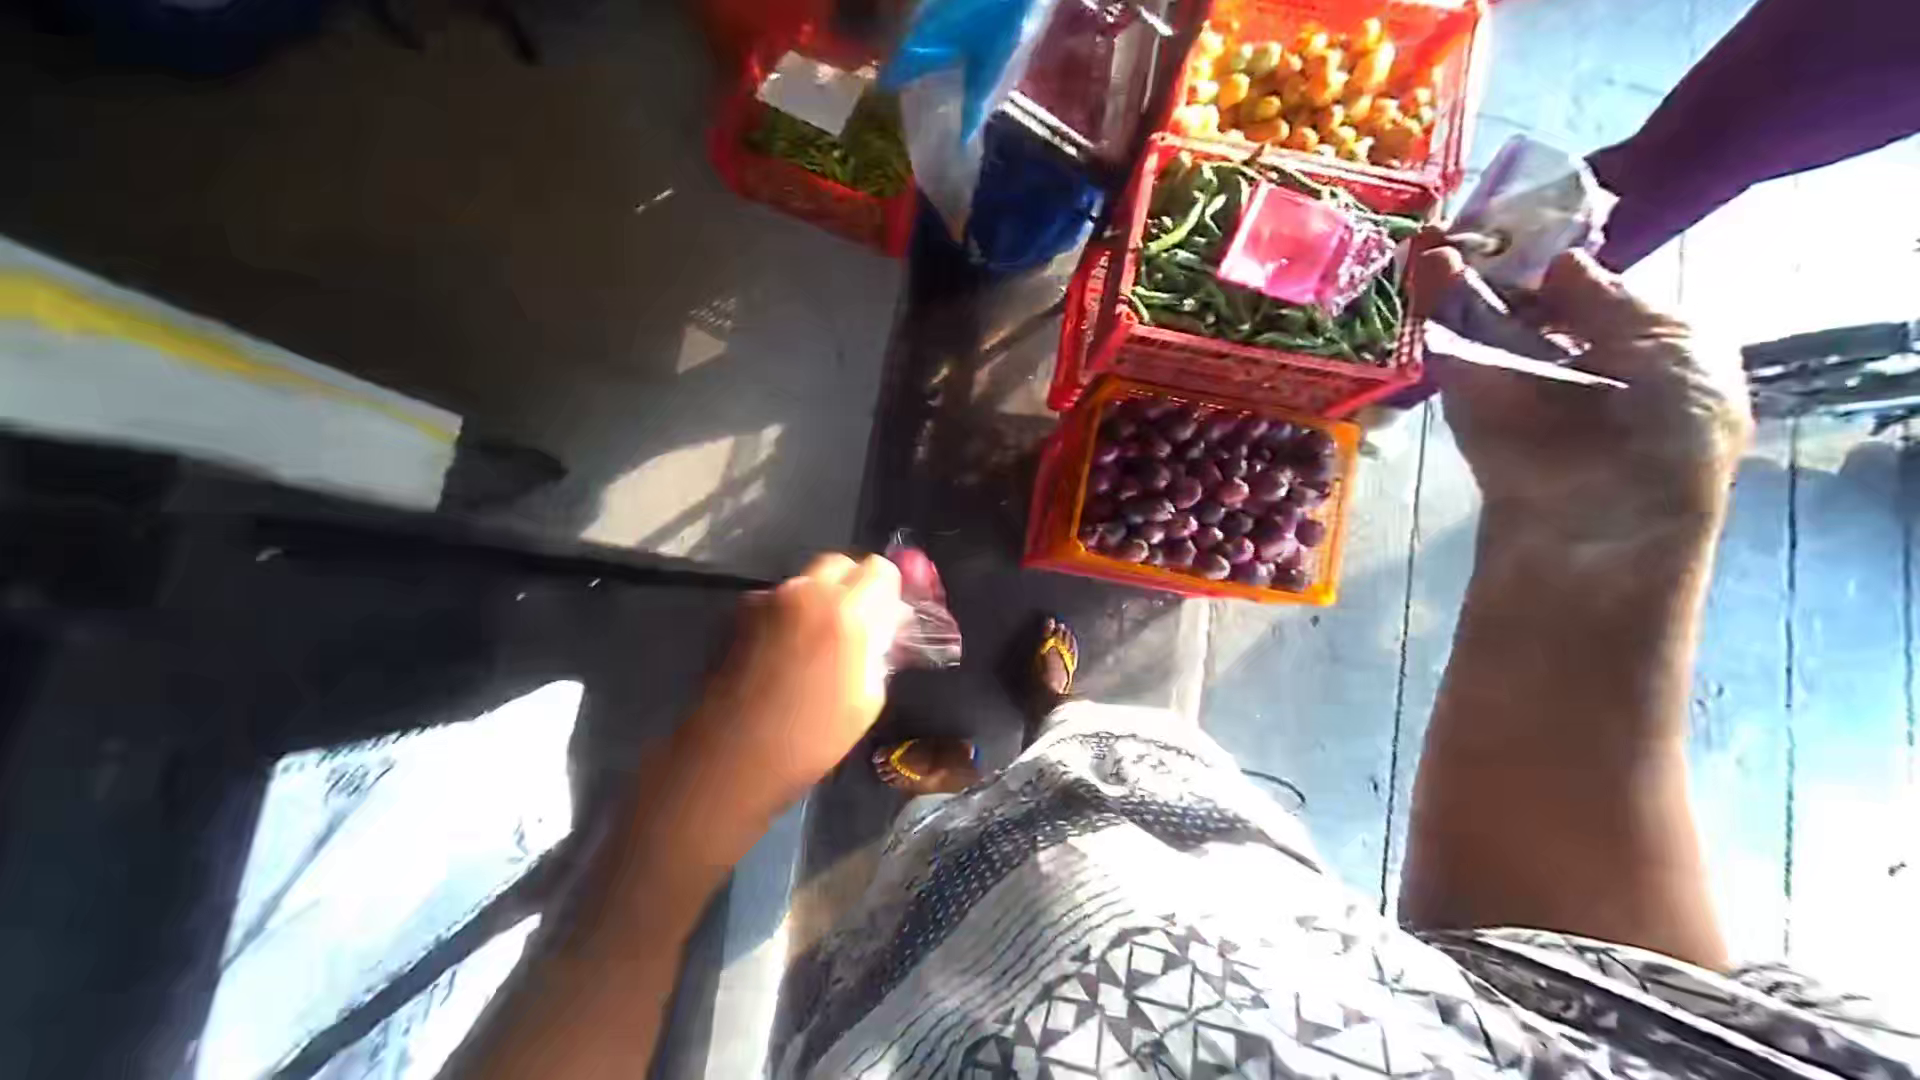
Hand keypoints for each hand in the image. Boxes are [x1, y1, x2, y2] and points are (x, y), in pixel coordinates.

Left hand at [684, 553, 905, 806]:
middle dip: (854, 585)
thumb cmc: (812, 737)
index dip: (889, 590)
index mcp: (845, 612)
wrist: (733, 755)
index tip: (888, 615)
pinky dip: (791, 613)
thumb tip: (884, 628)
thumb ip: (880, 648)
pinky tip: (786, 651)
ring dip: (820, 599)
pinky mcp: (740, 612)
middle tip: (857, 622)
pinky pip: (780, 599)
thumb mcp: (868, 697)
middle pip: (841, 564)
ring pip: (808, 581)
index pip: (880, 570)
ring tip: (817, 641)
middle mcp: (806, 592)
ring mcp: (768, 598)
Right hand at [1415, 246, 1751, 546]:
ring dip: (1454, 281)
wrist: (1589, 517)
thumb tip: (1563, 261)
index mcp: (1628, 346)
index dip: (1550, 259)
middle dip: (1494, 266)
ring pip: (1478, 320)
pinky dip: (1432, 310)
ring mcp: (1504, 380)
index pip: (1581, 292)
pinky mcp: (1460, 399)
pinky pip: (1448, 348)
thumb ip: (1610, 302)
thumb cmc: (1662, 432)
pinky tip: (1420, 270)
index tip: (1521, 224)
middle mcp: (1562, 359)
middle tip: (1462, 226)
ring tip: (1430, 239)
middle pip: (1521, 303)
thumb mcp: (1668, 347)